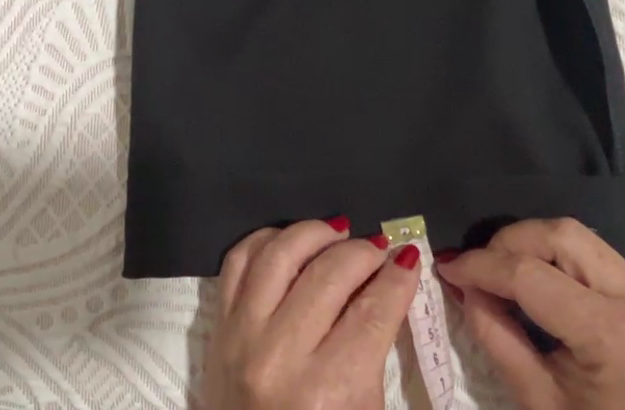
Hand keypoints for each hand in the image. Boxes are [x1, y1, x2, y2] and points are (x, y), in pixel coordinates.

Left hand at [201, 217, 421, 409]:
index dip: (396, 280)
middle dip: (362, 252)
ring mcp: (241, 334)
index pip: (370, 315)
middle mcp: (279, 356)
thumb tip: (389, 278)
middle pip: (328, 276)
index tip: (406, 257)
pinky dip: (267, 238)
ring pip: (280, 255)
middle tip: (377, 247)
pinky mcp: (217, 323)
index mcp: (326, 391)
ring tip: (338, 232)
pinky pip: (239, 259)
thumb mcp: (363, 408)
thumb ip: (374, 344)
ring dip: (314, 233)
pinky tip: (292, 240)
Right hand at [437, 218, 624, 409]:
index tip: (447, 266)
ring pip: (586, 241)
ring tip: (509, 276)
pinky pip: (609, 263)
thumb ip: (496, 336)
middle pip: (562, 235)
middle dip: (510, 242)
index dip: (481, 265)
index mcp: (618, 339)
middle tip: (479, 267)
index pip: (530, 274)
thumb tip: (463, 284)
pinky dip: (570, 268)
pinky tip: (553, 292)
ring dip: (539, 250)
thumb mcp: (541, 403)